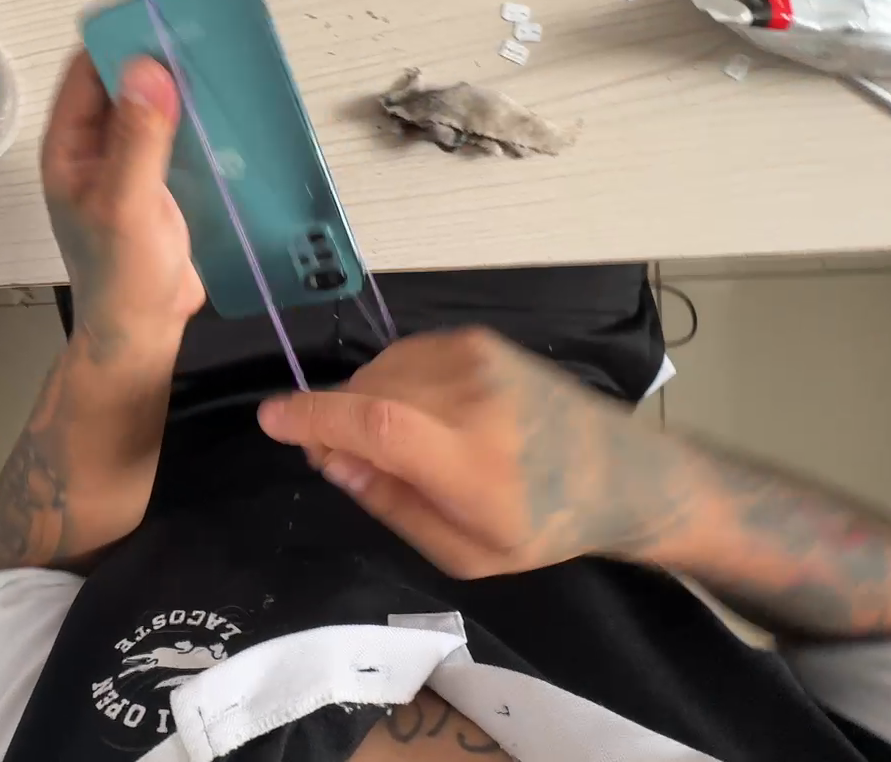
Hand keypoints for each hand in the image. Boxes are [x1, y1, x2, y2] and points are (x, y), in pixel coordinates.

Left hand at [42, 52, 204, 352]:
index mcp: (71, 147)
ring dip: (182, 92)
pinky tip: (229, 112)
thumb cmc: (123, 274)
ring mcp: (129, 165)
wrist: (144, 329)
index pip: (87, 73)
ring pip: (154, 110)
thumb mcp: (126, 204)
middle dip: (158, 62)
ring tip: (224, 65)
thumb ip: (137, 140)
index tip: (164, 20)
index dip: (119, 42)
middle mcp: (96, 149)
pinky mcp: (160, 183)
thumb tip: (148, 68)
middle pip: (124, 86)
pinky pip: (177, 139)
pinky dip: (198, 124)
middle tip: (207, 38)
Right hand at [256, 327, 687, 578]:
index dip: (315, 416)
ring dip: (364, 402)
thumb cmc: (540, 524)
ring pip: (375, 371)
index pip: (377, 425)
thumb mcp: (462, 551)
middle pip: (363, 394)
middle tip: (347, 457)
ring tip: (402, 437)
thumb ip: (389, 504)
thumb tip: (330, 457)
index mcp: (471, 463)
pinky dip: (389, 382)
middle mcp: (470, 398)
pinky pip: (397, 355)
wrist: (619, 468)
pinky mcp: (473, 338)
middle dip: (336, 422)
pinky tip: (421, 408)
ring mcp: (472, 358)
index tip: (271, 418)